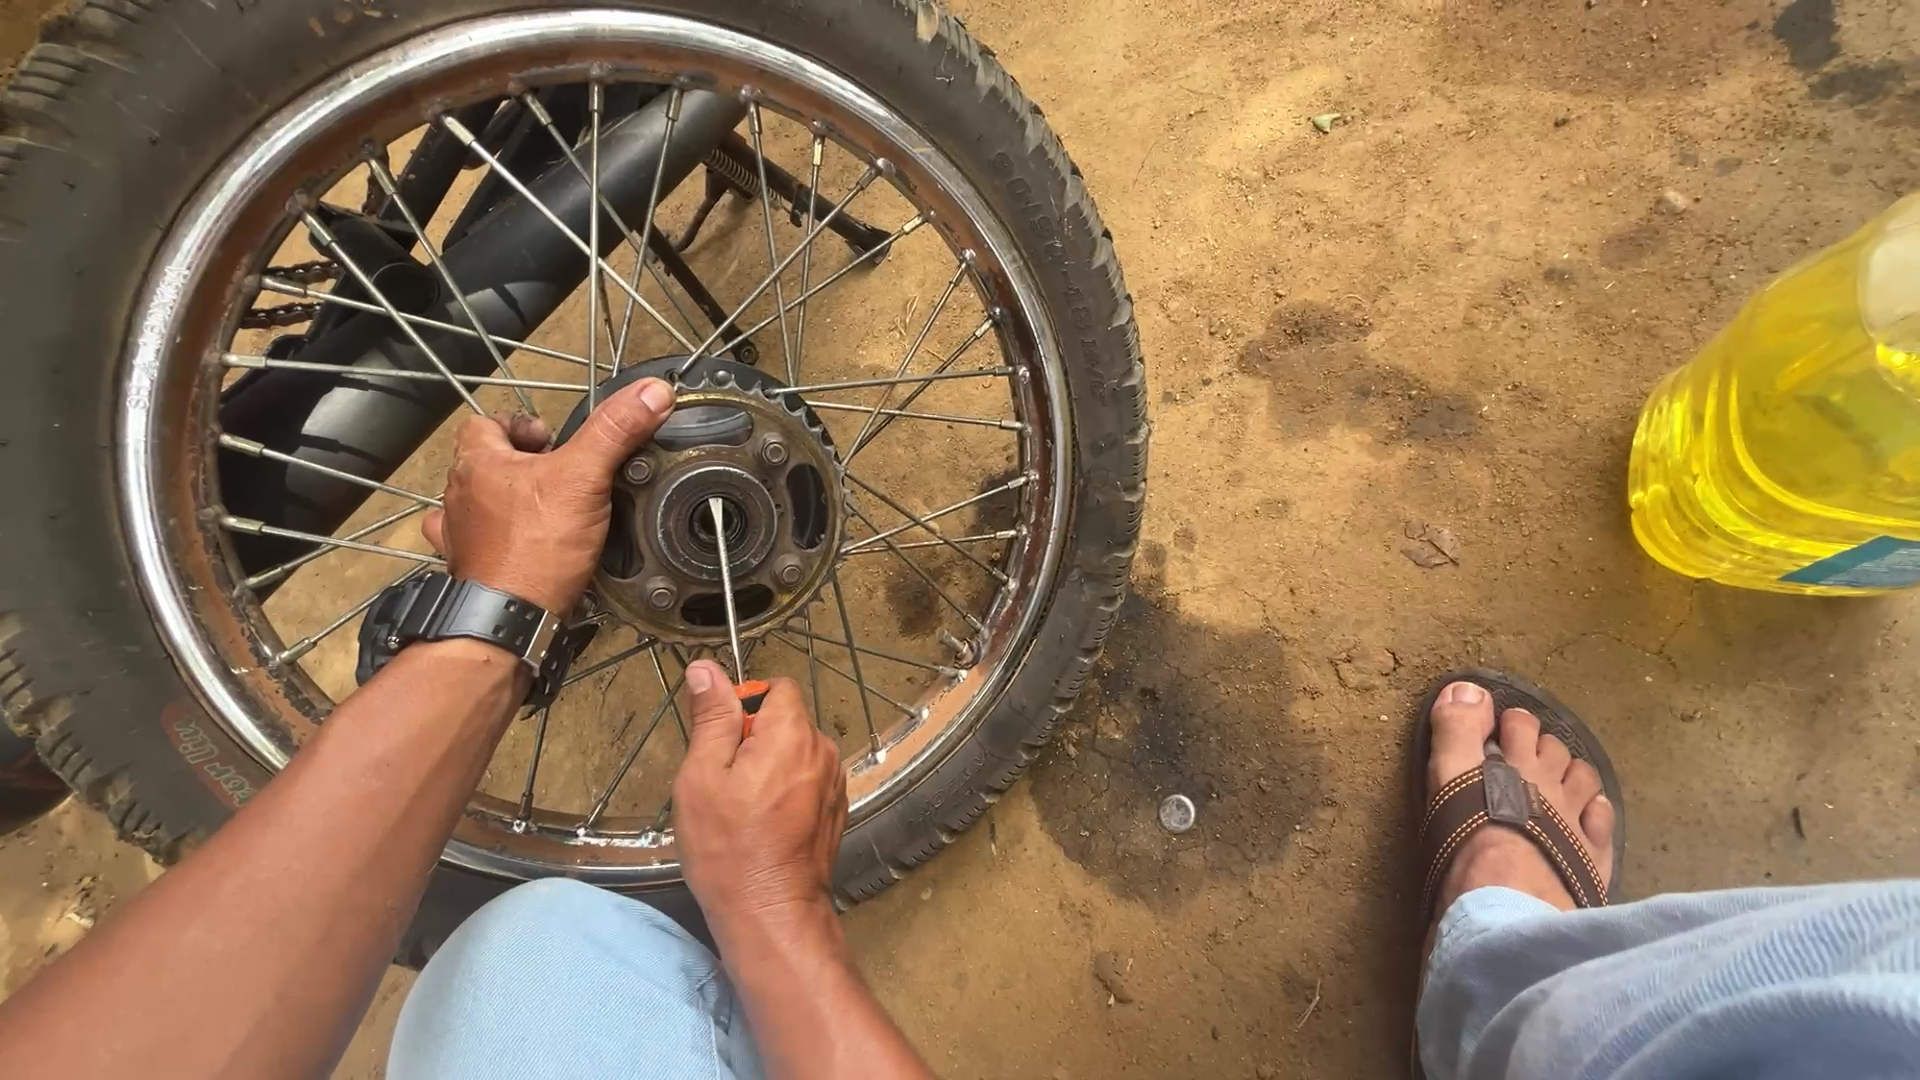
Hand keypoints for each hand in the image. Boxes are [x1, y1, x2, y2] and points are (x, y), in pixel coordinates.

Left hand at [422, 379, 673, 612]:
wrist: (511, 615)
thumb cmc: (537, 547)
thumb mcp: (586, 478)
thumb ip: (616, 432)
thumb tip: (652, 392)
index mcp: (480, 463)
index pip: (486, 424)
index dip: (520, 426)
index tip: (552, 439)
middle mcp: (460, 495)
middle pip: (486, 461)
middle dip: (520, 462)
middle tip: (559, 473)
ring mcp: (459, 533)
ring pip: (477, 502)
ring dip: (503, 499)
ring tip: (542, 508)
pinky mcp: (470, 567)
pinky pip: (475, 543)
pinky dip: (494, 539)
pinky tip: (518, 544)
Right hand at [673, 660, 847, 926]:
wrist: (771, 913)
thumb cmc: (729, 848)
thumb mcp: (702, 776)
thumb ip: (712, 717)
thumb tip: (705, 669)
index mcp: (792, 733)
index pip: (777, 687)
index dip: (746, 704)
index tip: (723, 739)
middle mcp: (823, 749)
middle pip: (787, 720)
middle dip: (756, 738)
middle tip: (726, 781)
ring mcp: (836, 779)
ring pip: (797, 750)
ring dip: (772, 765)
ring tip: (745, 807)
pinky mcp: (838, 806)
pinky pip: (809, 778)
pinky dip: (788, 788)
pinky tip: (766, 822)